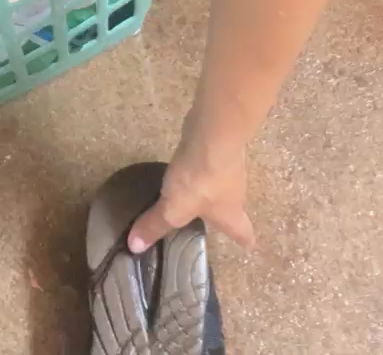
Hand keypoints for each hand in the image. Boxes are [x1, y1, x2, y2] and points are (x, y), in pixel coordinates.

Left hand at [126, 113, 256, 252]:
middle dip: (220, 211)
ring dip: (209, 185)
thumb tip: (136, 247)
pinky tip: (187, 162)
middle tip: (206, 216)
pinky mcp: (219, 145)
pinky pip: (209, 159)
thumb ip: (156, 225)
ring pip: (221, 181)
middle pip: (232, 206)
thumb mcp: (173, 209)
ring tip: (192, 188)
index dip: (243, 239)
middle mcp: (235, 192)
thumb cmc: (200, 181)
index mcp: (230, 214)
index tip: (246, 244)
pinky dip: (200, 163)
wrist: (213, 133)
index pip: (242, 233)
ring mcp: (229, 165)